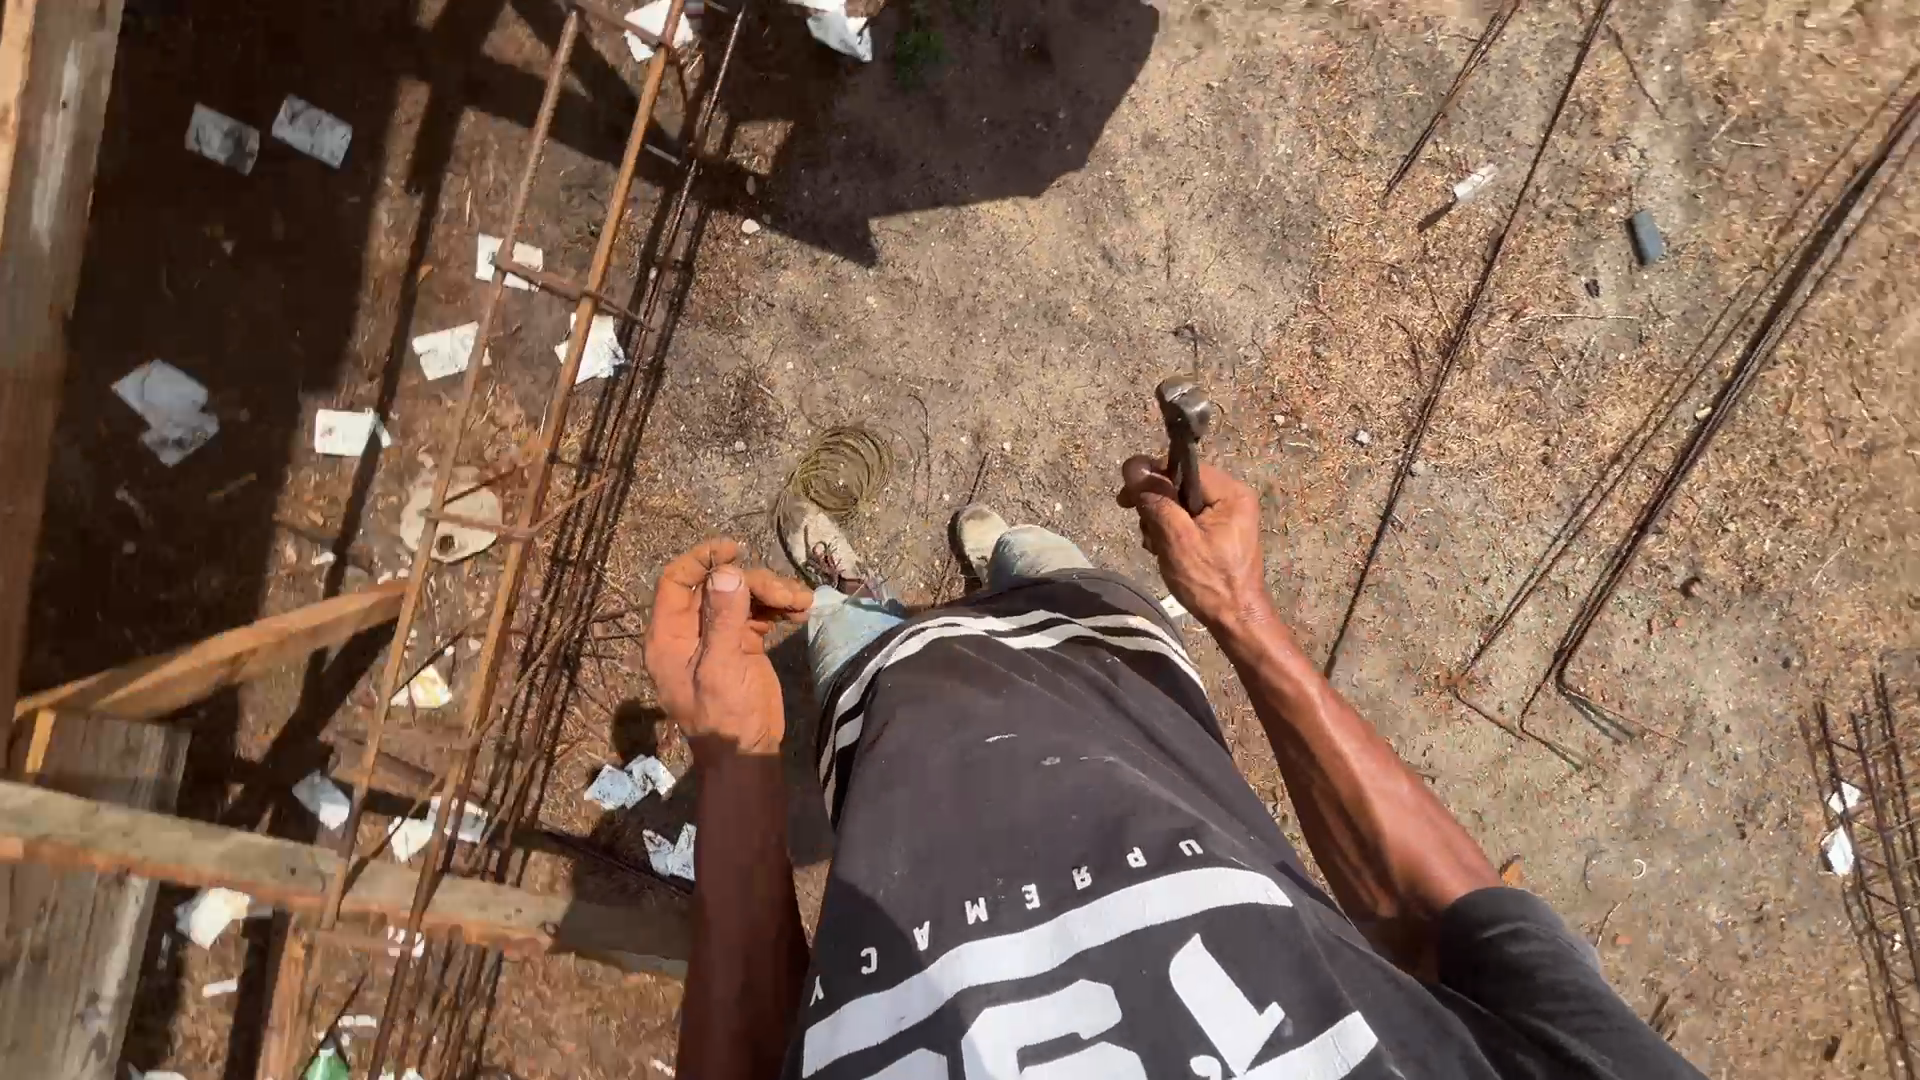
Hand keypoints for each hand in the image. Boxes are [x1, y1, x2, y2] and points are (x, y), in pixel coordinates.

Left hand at [645, 538, 812, 756]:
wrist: (748, 753)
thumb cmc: (726, 717)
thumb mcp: (721, 668)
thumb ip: (723, 619)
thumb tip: (728, 572)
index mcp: (670, 636)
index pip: (676, 582)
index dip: (701, 559)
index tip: (734, 549)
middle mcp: (690, 631)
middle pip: (719, 586)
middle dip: (755, 584)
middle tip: (788, 596)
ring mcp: (718, 636)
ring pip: (743, 596)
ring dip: (774, 594)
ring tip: (802, 604)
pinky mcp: (742, 643)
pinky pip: (759, 613)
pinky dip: (779, 609)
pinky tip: (800, 614)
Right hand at [1117, 457, 1276, 636]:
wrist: (1235, 620)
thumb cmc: (1209, 581)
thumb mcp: (1177, 539)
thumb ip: (1155, 499)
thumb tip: (1132, 466)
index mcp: (1230, 492)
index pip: (1182, 467)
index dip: (1151, 479)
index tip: (1127, 500)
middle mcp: (1231, 497)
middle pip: (1178, 485)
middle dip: (1155, 507)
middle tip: (1146, 532)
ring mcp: (1226, 516)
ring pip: (1178, 504)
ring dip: (1159, 523)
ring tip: (1158, 548)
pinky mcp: (1218, 532)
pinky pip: (1185, 520)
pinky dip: (1169, 533)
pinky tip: (1165, 552)